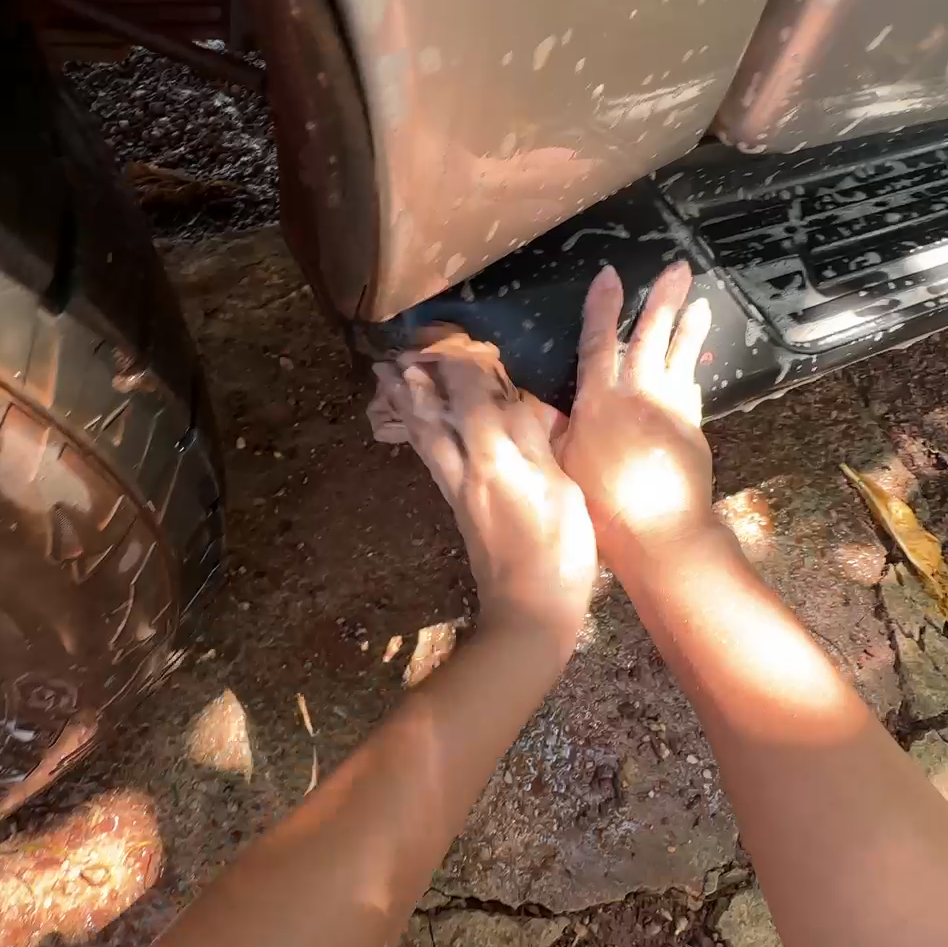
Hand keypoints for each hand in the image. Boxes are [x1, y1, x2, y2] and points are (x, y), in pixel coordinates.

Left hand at [375, 357, 597, 644]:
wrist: (528, 612)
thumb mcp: (562, 492)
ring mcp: (458, 492)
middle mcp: (466, 471)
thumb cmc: (560, 554)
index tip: (449, 334)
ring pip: (424, 439)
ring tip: (385, 379)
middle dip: (412, 383)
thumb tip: (517, 406)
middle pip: (432, 417)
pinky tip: (417, 429)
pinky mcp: (458, 510)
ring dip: (405, 405)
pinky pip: (431, 459)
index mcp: (495, 461)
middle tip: (390, 353)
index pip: (470, 398)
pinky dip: (419, 434)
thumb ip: (537, 445)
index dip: (458, 363)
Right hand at [555, 263, 717, 576]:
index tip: (610, 275)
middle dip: (661, 300)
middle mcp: (636, 396)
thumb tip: (555, 408)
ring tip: (702, 303)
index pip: (597, 344)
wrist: (656, 531)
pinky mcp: (690, 428)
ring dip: (689, 327)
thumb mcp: (563, 464)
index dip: (602, 308)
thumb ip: (561, 430)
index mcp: (598, 402)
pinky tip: (693, 366)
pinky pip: (689, 392)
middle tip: (678, 269)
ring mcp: (669, 409)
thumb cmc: (599, 503)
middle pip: (649, 338)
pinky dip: (689, 373)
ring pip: (680, 358)